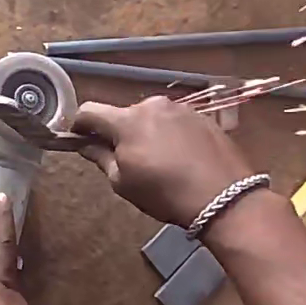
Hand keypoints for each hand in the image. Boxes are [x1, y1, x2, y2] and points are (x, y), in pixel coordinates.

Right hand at [72, 96, 260, 226]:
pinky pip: (174, 122)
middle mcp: (152, 105)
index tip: (81, 141)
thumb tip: (85, 144)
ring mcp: (181, 109)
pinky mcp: (203, 117)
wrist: (225, 199)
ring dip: (145, 133)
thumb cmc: (164, 193)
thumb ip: (100, 157)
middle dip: (117, 133)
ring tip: (158, 162)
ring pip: (150, 117)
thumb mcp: (122, 182)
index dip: (79, 126)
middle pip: (122, 114)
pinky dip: (169, 135)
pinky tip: (180, 159)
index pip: (89, 111)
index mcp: (126, 120)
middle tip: (124, 160)